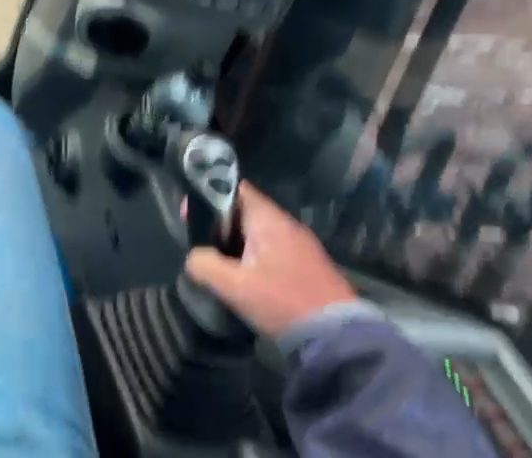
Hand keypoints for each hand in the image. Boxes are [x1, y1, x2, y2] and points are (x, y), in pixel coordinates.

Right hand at [184, 185, 356, 339]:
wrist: (343, 343)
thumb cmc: (283, 302)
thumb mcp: (232, 285)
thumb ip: (203, 263)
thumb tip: (195, 257)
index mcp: (270, 220)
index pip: (234, 188)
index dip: (206, 195)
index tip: (189, 215)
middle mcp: (288, 227)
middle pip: (244, 212)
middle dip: (218, 225)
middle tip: (200, 245)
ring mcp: (303, 248)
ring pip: (258, 234)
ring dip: (236, 245)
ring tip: (219, 266)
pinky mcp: (310, 269)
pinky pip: (272, 252)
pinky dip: (253, 259)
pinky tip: (245, 281)